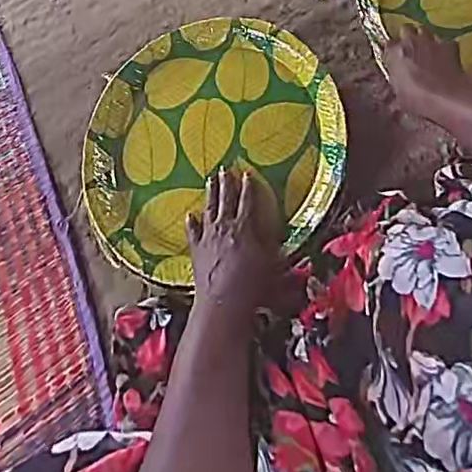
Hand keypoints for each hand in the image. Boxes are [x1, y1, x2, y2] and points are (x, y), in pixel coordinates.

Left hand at [187, 170, 280, 309]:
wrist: (222, 303)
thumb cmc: (252, 285)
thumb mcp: (272, 263)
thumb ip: (275, 247)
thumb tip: (281, 235)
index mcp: (244, 227)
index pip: (247, 201)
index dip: (248, 186)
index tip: (246, 173)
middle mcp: (224, 227)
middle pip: (226, 199)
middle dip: (226, 183)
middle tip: (224, 169)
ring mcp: (208, 237)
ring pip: (209, 209)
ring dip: (210, 194)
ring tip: (210, 181)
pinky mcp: (196, 250)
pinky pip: (193, 232)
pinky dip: (191, 222)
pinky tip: (189, 215)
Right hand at [381, 25, 471, 126]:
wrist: (448, 97)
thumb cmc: (417, 100)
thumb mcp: (399, 93)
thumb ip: (397, 79)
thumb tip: (398, 78)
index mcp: (395, 52)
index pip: (388, 44)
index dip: (392, 52)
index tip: (395, 60)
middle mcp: (411, 41)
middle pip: (406, 29)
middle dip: (407, 36)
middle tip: (410, 49)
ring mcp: (431, 41)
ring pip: (424, 29)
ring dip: (424, 37)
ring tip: (426, 49)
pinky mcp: (449, 45)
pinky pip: (444, 42)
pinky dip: (443, 47)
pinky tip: (445, 57)